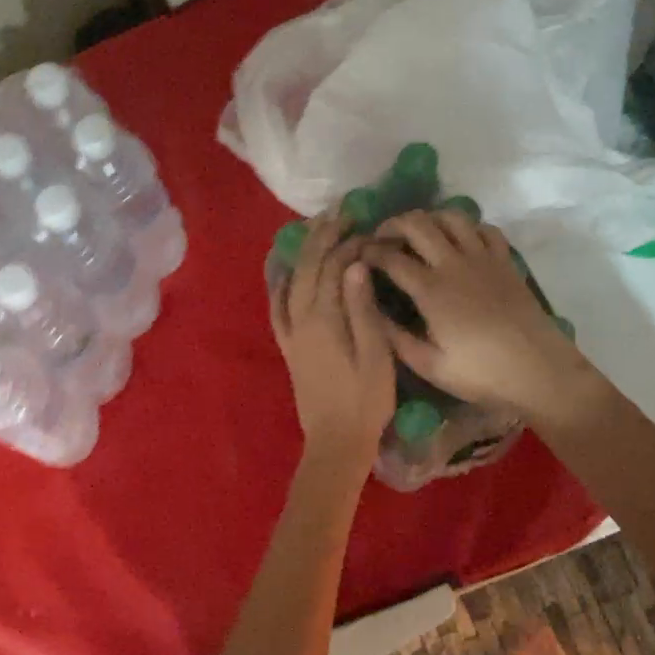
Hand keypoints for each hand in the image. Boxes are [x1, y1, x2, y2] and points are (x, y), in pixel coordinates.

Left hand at [271, 214, 395, 464]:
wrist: (336, 441)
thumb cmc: (366, 402)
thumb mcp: (377, 355)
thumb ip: (364, 309)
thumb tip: (356, 265)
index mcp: (325, 319)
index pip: (336, 268)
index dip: (352, 245)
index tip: (371, 231)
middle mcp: (301, 320)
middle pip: (309, 267)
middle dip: (324, 236)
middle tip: (342, 213)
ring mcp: (291, 334)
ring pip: (291, 282)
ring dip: (304, 253)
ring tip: (317, 230)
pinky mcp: (288, 348)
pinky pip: (278, 309)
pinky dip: (281, 286)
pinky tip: (286, 274)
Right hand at [367, 210, 602, 426]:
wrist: (539, 371)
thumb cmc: (480, 374)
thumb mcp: (428, 365)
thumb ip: (395, 336)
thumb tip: (370, 312)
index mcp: (431, 291)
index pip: (391, 257)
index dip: (370, 253)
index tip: (358, 257)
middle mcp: (455, 264)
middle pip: (418, 224)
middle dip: (393, 225)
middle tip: (381, 238)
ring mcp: (484, 259)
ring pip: (452, 217)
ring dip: (429, 219)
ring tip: (418, 234)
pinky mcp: (506, 262)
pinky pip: (484, 229)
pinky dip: (466, 228)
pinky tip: (459, 242)